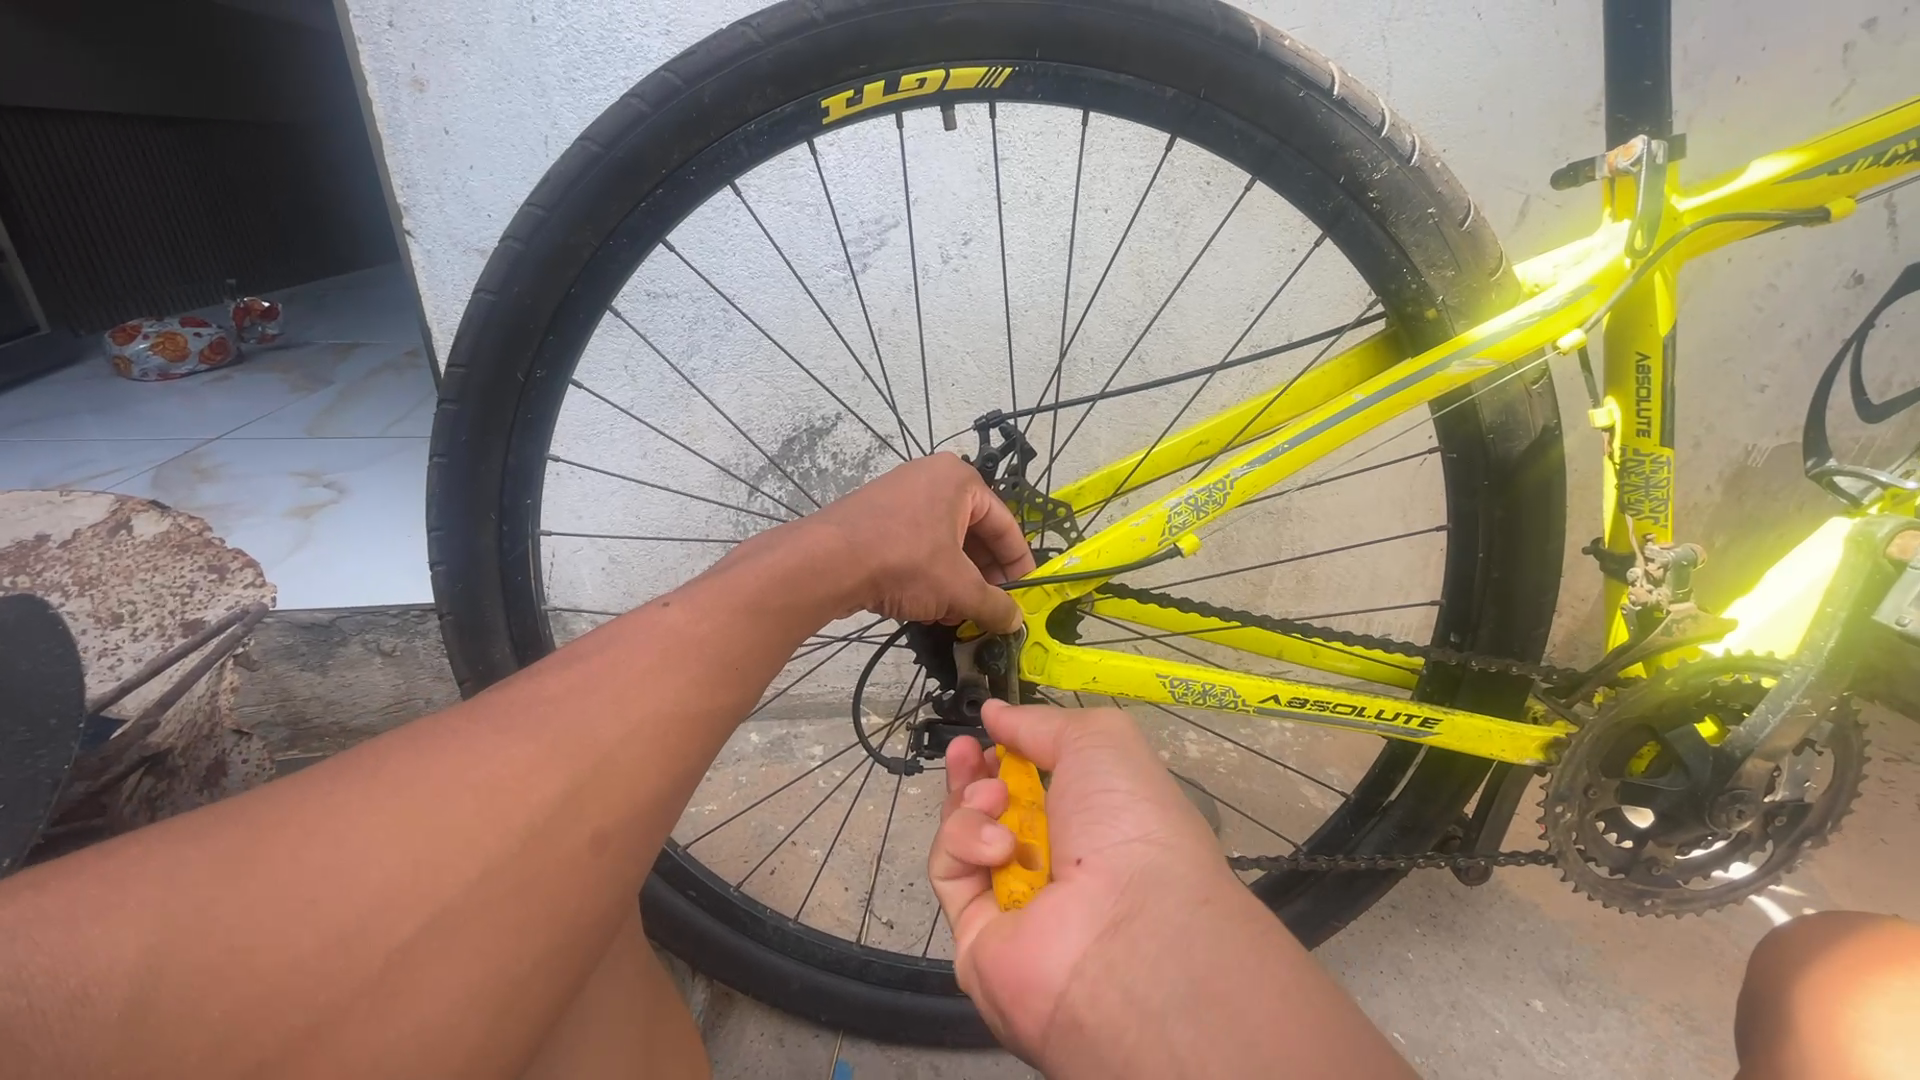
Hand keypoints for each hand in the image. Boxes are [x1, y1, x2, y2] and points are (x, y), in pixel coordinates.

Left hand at [807, 454, 1034, 632]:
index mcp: (960, 480)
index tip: (1026, 595)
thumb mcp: (958, 587)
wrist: (826, 563)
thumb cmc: (904, 561)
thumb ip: (993, 604)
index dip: (1019, 564)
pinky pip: (917, 547)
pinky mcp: (876, 519)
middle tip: (991, 610)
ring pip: (944, 544)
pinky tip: (929, 608)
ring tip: (958, 615)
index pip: (1005, 524)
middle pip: (974, 534)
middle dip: (984, 577)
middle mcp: (931, 479)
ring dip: (956, 582)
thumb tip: (1015, 621)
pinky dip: (929, 576)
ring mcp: (900, 497)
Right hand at [927, 702, 1238, 1061]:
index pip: (1035, 784)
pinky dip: (963, 845)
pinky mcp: (975, 936)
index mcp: (1093, 823)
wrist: (1125, 929)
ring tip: (995, 800)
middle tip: (964, 751)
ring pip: (964, 835)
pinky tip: (994, 845)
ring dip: (972, 803)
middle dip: (974, 773)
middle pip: (991, 808)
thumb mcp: (1100, 741)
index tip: (988, 731)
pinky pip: (950, 873)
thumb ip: (1041, 724)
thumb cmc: (1127, 822)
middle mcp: (1054, 864)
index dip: (1008, 753)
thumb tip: (995, 712)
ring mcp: (1013, 903)